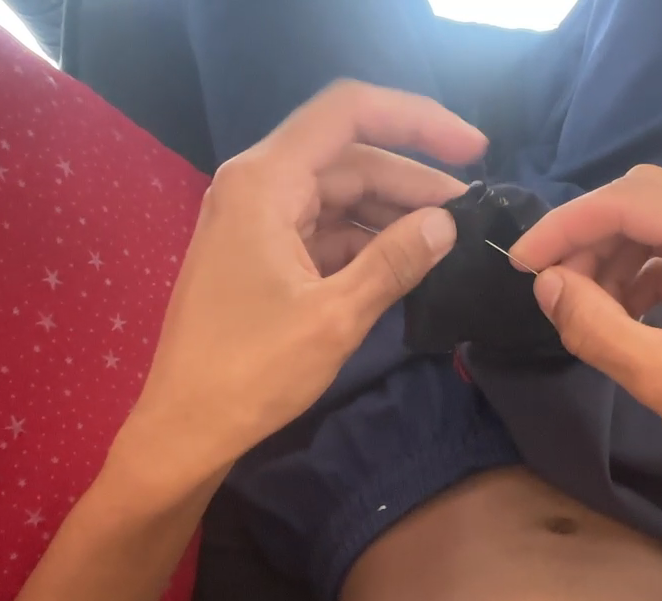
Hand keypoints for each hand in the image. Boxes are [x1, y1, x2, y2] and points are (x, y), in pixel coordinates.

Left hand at [117, 81, 486, 492]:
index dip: (419, 121)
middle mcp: (257, 186)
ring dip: (391, 215)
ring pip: (337, 199)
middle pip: (347, 159)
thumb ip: (393, 263)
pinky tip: (403, 266)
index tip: (474, 150)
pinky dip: (364, 245)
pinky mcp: (260, 258)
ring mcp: (256, 223)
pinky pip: (322, 234)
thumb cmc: (253, 371)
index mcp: (265, 181)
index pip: (349, 113)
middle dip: (412, 181)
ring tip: (447, 241)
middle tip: (471, 212)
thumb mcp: (334, 317)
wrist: (188, 426)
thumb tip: (445, 225)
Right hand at [509, 165, 661, 518]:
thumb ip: (594, 325)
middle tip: (556, 289)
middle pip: (647, 198)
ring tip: (592, 309)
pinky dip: (650, 272)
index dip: (565, 226)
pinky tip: (631, 313)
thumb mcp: (660, 376)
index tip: (521, 264)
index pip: (628, 201)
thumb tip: (547, 286)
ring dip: (619, 255)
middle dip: (591, 237)